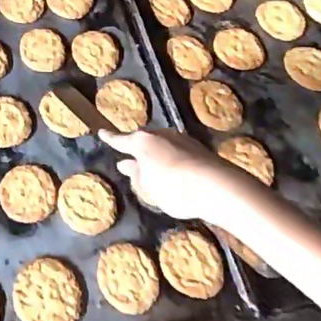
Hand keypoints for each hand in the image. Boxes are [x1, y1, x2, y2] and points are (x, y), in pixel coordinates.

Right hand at [99, 128, 230, 220]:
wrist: (218, 186)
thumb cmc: (173, 188)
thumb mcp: (147, 188)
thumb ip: (135, 175)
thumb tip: (126, 164)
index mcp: (141, 142)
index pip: (120, 140)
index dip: (110, 138)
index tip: (102, 132)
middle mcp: (160, 135)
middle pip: (144, 139)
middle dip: (138, 147)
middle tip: (132, 158)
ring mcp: (181, 139)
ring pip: (163, 145)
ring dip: (157, 154)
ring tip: (155, 168)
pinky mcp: (199, 148)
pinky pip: (178, 152)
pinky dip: (173, 160)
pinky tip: (176, 172)